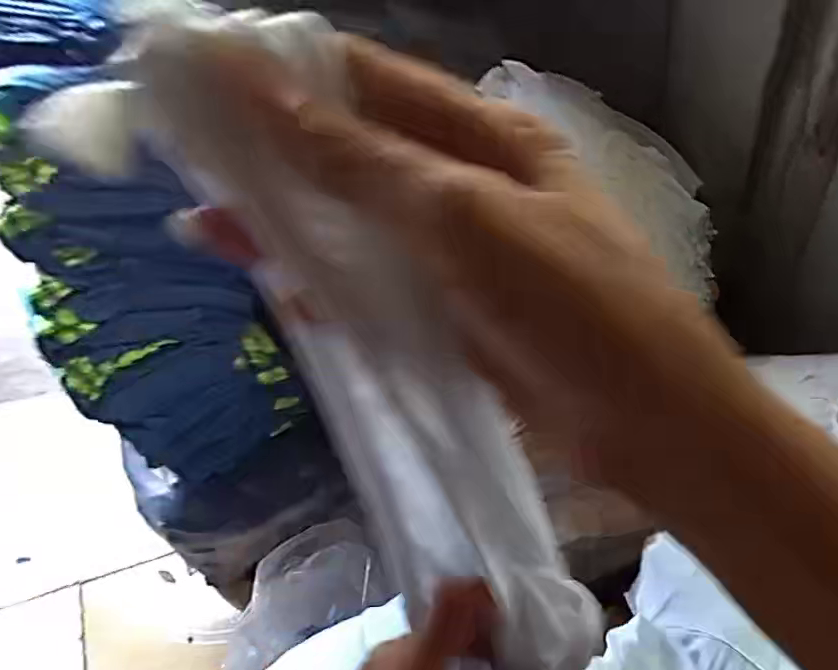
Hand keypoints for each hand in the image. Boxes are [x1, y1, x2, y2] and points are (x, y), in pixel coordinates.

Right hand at [186, 35, 758, 494]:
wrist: (649, 422)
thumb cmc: (579, 311)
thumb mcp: (473, 221)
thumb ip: (370, 166)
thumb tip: (261, 92)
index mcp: (493, 143)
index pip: (372, 85)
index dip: (283, 77)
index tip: (194, 79)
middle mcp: (481, 196)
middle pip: (364, 162)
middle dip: (279, 160)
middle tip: (188, 165)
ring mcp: (475, 270)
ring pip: (372, 237)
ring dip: (302, 232)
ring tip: (215, 231)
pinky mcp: (470, 333)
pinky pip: (394, 303)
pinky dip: (344, 298)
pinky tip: (292, 296)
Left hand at [292, 580, 535, 669]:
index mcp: (417, 662)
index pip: (454, 597)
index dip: (487, 597)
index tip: (514, 625)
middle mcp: (394, 650)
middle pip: (447, 615)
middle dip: (484, 632)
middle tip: (511, 663)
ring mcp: (376, 662)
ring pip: (431, 634)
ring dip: (462, 648)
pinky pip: (415, 651)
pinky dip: (441, 659)